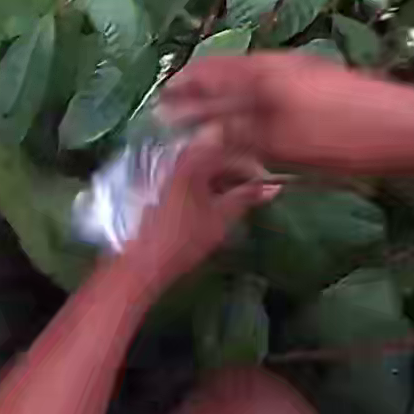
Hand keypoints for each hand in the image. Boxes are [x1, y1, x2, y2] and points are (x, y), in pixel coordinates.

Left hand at [114, 125, 275, 295]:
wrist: (140, 262)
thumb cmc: (182, 240)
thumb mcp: (221, 218)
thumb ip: (247, 197)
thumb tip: (273, 187)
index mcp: (194, 156)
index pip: (234, 150)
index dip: (254, 167)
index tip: (269, 183)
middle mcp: (178, 152)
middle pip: (216, 152)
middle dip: (238, 170)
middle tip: (256, 190)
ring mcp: (165, 164)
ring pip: (202, 162)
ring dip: (222, 175)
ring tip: (238, 196)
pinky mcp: (156, 177)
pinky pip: (188, 170)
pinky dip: (204, 180)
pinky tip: (214, 198)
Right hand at [158, 54, 413, 176]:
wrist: (407, 127)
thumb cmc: (340, 138)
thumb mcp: (282, 143)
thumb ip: (237, 136)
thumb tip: (198, 135)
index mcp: (263, 73)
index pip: (211, 74)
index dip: (184, 87)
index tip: (161, 99)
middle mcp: (279, 63)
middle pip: (229, 72)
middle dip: (201, 88)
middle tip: (176, 101)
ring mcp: (304, 69)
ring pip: (252, 78)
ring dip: (227, 92)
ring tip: (208, 108)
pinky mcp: (322, 81)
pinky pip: (273, 85)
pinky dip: (252, 96)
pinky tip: (255, 110)